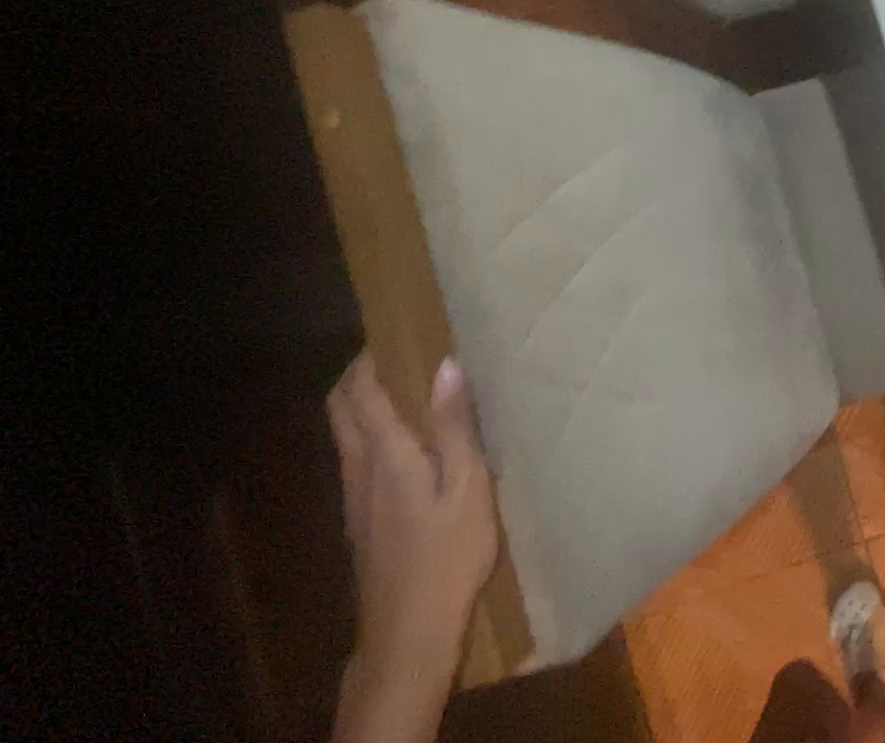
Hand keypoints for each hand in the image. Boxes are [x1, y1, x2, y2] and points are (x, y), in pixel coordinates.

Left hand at [327, 354, 497, 672]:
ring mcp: (355, 496)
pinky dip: (369, 431)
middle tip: (397, 354)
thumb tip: (446, 366)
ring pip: (344, 433)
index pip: (361, 393)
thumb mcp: (469, 486)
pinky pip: (356, 456)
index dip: (370, 359)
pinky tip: (405, 441)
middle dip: (358, 375)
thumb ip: (456, 427)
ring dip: (361, 402)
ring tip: (404, 387)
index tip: (395, 331)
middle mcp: (360, 468)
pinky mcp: (362, 517)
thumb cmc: (449, 552)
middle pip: (340, 409)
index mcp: (387, 454)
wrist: (409, 627)